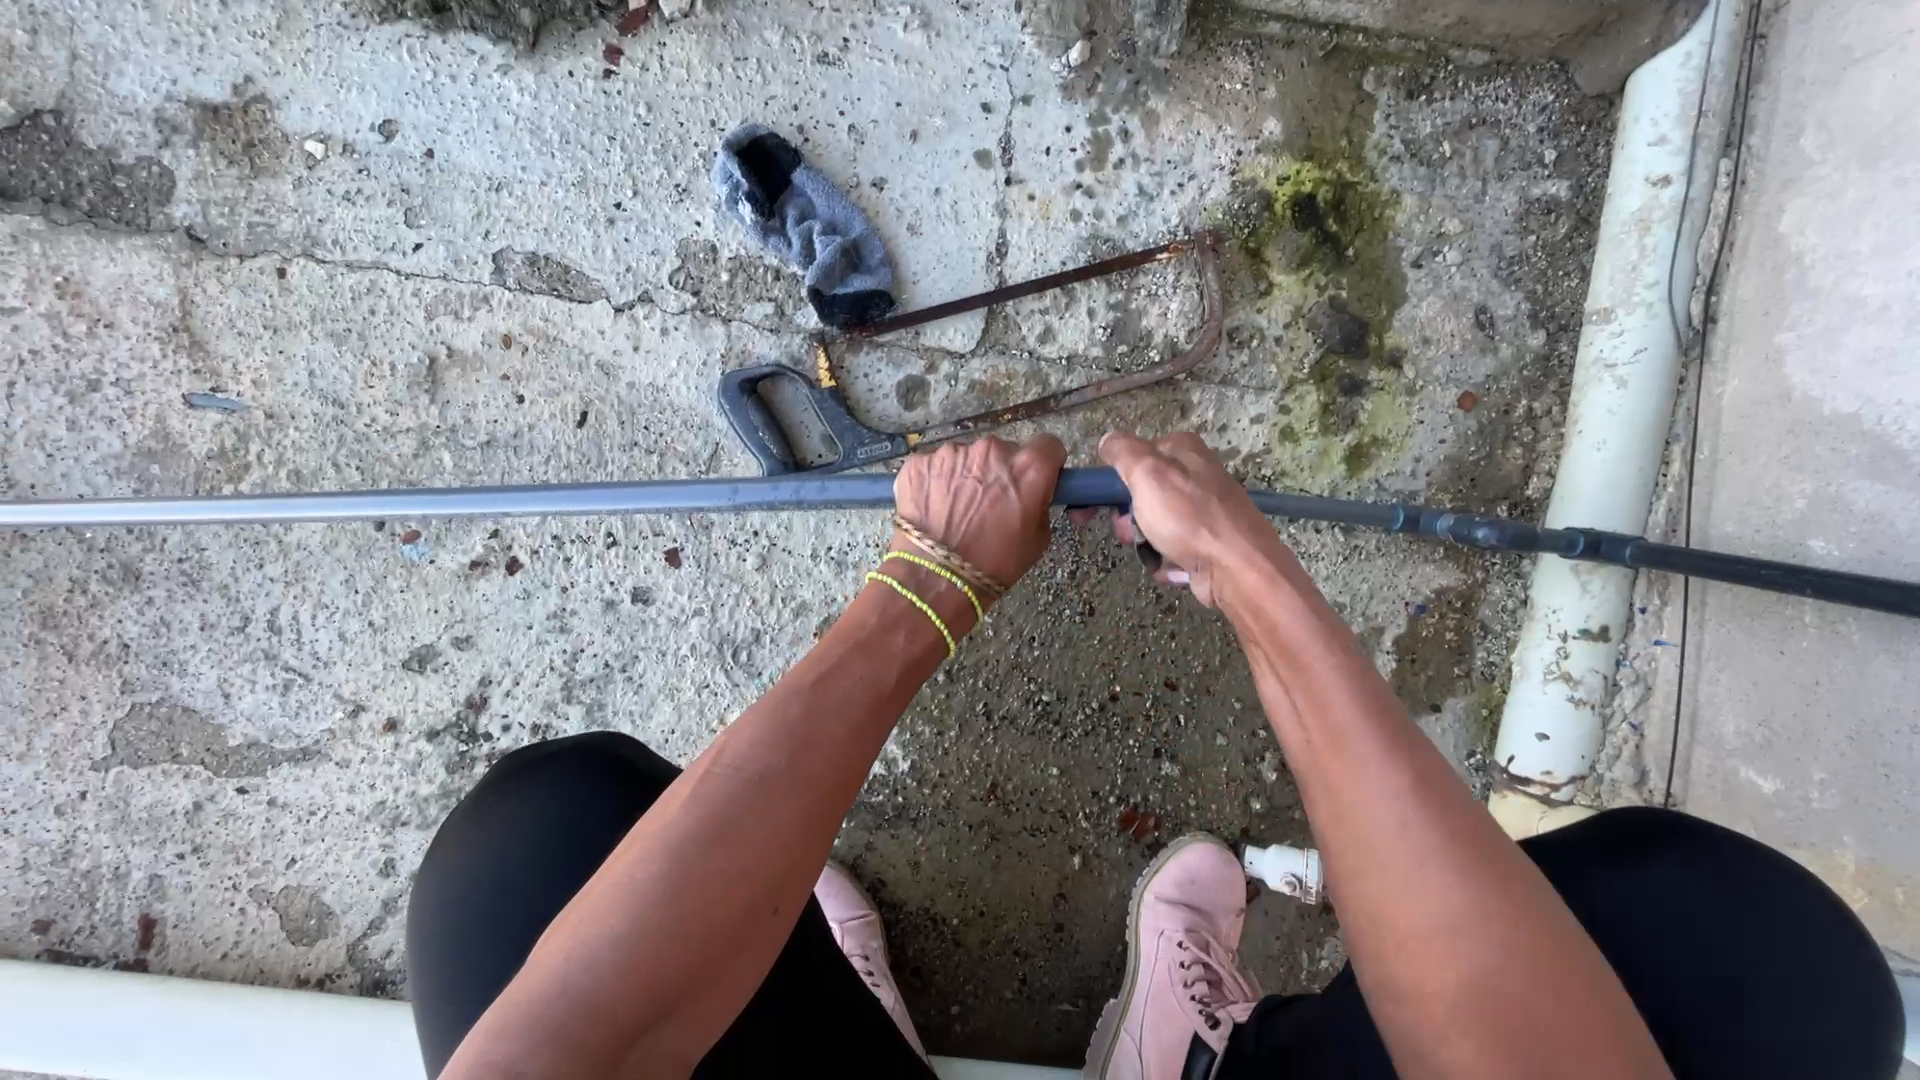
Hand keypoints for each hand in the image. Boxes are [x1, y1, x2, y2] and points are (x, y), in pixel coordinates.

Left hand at [892, 435, 1066, 598]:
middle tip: (991, 504)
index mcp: (1027, 468)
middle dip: (1000, 472)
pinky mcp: (920, 462)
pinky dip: (935, 482)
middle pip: (1002, 451)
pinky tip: (934, 509)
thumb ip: (1039, 503)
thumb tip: (1032, 494)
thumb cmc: (994, 564)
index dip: (1043, 463)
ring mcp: (951, 453)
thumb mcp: (1038, 539)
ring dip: (966, 476)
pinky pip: (934, 467)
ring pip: (966, 458)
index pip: (1048, 446)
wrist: (936, 577)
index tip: (1034, 479)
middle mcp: (991, 450)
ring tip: (957, 511)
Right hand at [1095, 431, 1283, 607]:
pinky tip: (1171, 566)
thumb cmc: (1189, 518)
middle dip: (1127, 518)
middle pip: (1141, 492)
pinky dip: (1165, 559)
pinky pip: (1171, 547)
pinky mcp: (1207, 542)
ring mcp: (1203, 510)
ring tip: (1152, 552)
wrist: (1237, 569)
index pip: (1134, 455)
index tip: (1089, 504)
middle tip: (1128, 533)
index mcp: (1182, 451)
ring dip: (1145, 541)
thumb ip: (1123, 452)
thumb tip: (1107, 439)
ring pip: (1153, 523)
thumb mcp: (1148, 474)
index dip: (1108, 480)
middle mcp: (1196, 475)